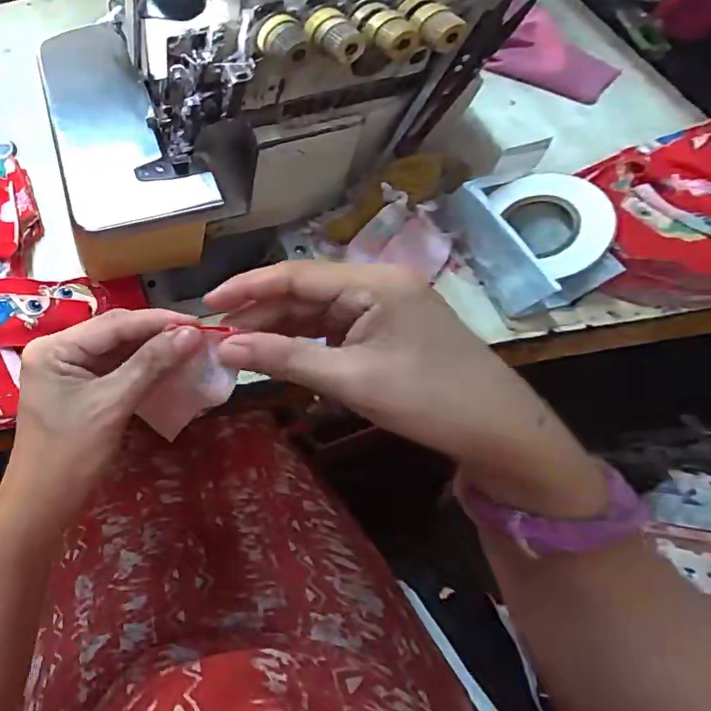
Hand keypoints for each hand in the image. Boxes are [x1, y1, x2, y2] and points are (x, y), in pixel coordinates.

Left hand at [0, 309, 201, 538]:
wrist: (41, 506)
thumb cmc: (70, 455)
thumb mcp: (112, 405)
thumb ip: (150, 365)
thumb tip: (191, 334)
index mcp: (54, 347)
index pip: (113, 323)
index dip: (157, 321)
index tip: (198, 322)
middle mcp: (56, 351)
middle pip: (114, 333)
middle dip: (156, 334)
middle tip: (199, 336)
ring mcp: (66, 371)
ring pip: (116, 351)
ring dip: (152, 351)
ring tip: (190, 348)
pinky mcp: (78, 390)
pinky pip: (113, 371)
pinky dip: (141, 370)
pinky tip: (168, 368)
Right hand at [206, 262, 606, 517]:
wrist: (504, 435)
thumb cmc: (431, 401)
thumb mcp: (351, 379)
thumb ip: (284, 358)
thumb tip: (224, 347)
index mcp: (374, 283)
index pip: (295, 275)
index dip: (247, 287)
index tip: (207, 305)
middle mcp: (377, 285)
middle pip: (303, 292)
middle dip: (259, 314)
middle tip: (216, 338)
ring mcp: (383, 308)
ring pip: (314, 313)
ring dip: (278, 331)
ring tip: (237, 349)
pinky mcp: (385, 331)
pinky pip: (331, 331)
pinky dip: (302, 344)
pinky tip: (276, 358)